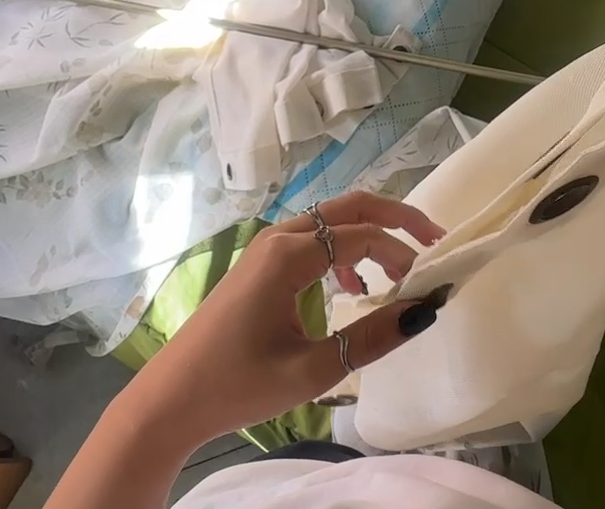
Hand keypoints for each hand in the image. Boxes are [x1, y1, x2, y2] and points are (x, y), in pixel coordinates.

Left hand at [122, 192, 446, 446]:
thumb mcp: (311, 370)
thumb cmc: (238, 385)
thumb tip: (424, 310)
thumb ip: (371, 338)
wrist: (170, 398)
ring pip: (332, 220)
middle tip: (434, 238)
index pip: (362, 237)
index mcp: (288, 255)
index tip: (428, 282)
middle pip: (350, 207)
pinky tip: (354, 286)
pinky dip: (345, 249)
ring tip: (402, 268)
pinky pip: (314, 238)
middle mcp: (279, 237)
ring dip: (371, 232)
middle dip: (396, 217)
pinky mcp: (262, 262)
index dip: (401, 254)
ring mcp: (267, 246)